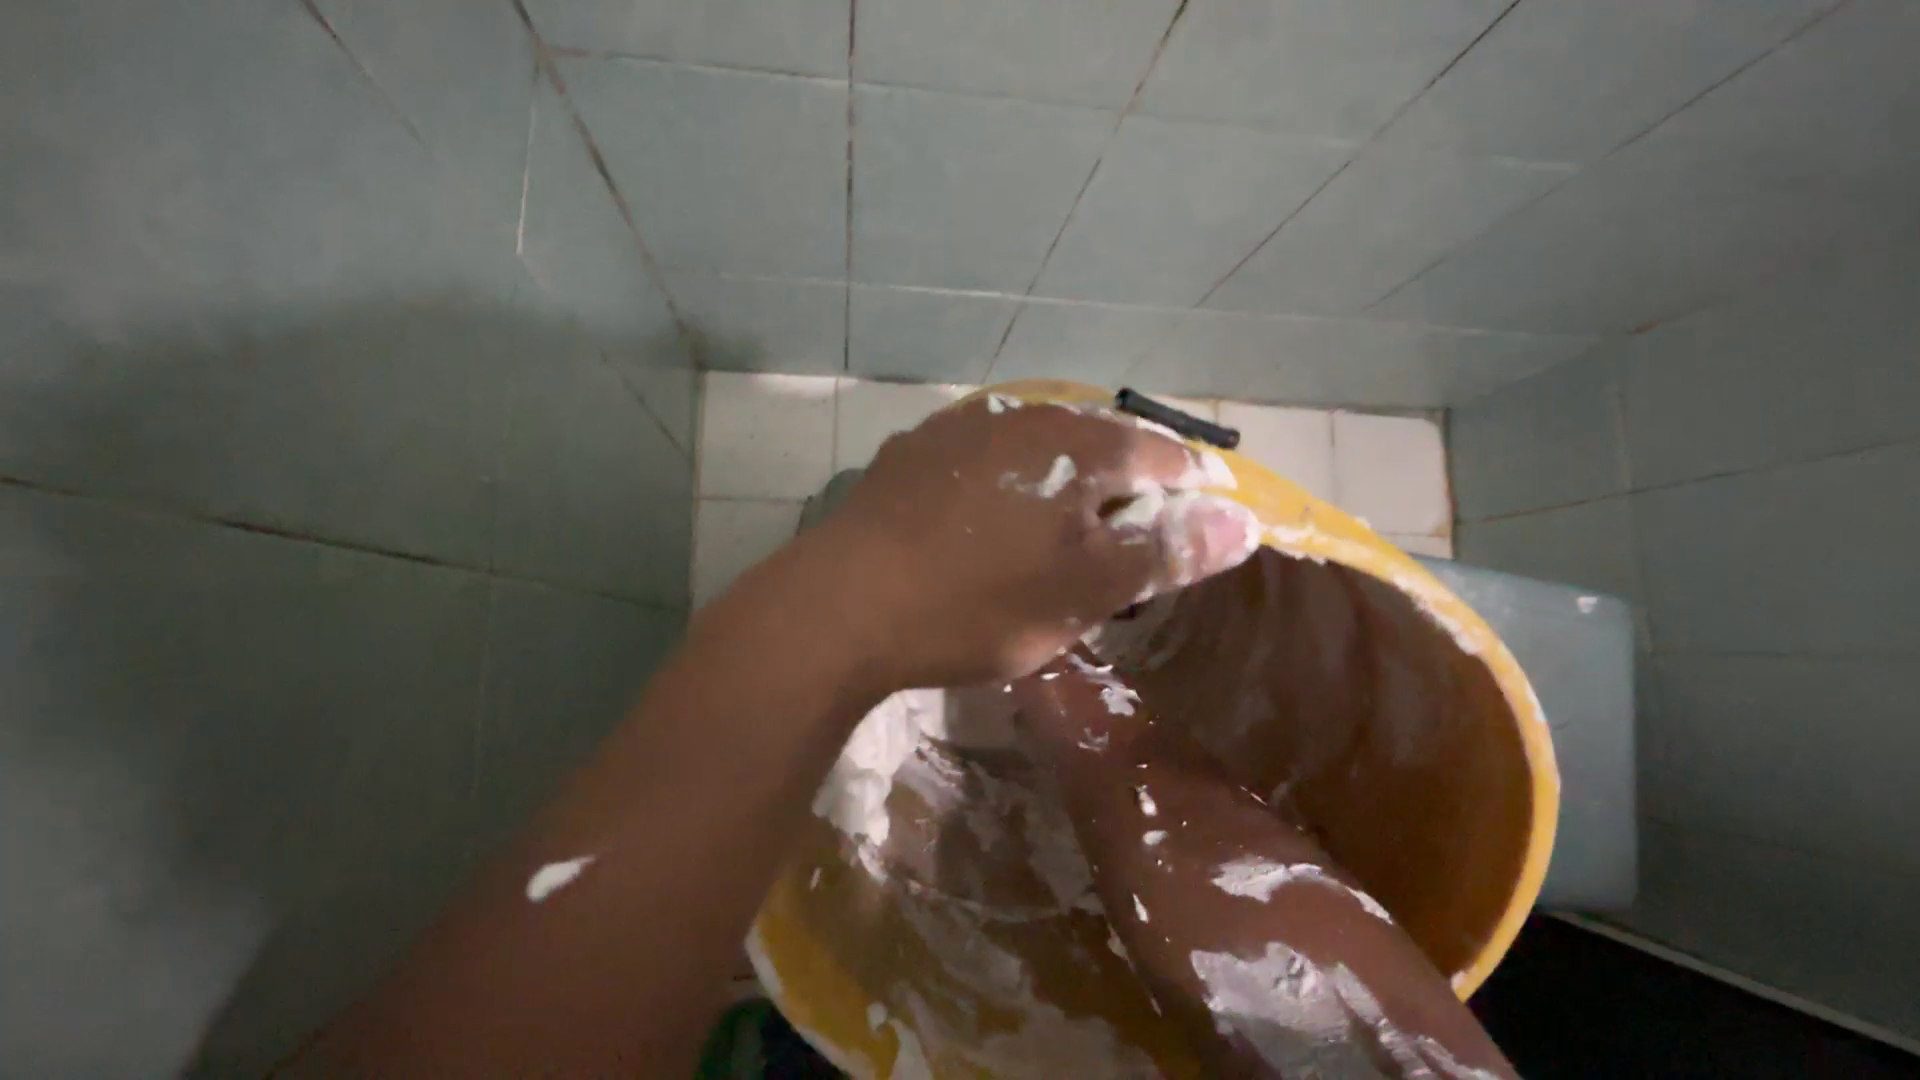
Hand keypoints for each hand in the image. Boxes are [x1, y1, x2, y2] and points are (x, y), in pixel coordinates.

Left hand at [808, 396, 1259, 690]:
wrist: (841, 606)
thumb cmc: (977, 603)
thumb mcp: (1084, 590)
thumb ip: (1166, 550)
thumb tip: (1245, 521)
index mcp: (1075, 444)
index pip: (1162, 456)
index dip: (1187, 496)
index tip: (1183, 542)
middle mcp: (1021, 417)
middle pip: (1099, 448)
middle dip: (1120, 496)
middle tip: (1116, 556)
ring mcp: (958, 430)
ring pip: (1036, 454)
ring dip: (1058, 491)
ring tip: (1053, 543)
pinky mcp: (912, 454)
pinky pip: (982, 465)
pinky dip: (1003, 491)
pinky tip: (983, 529)